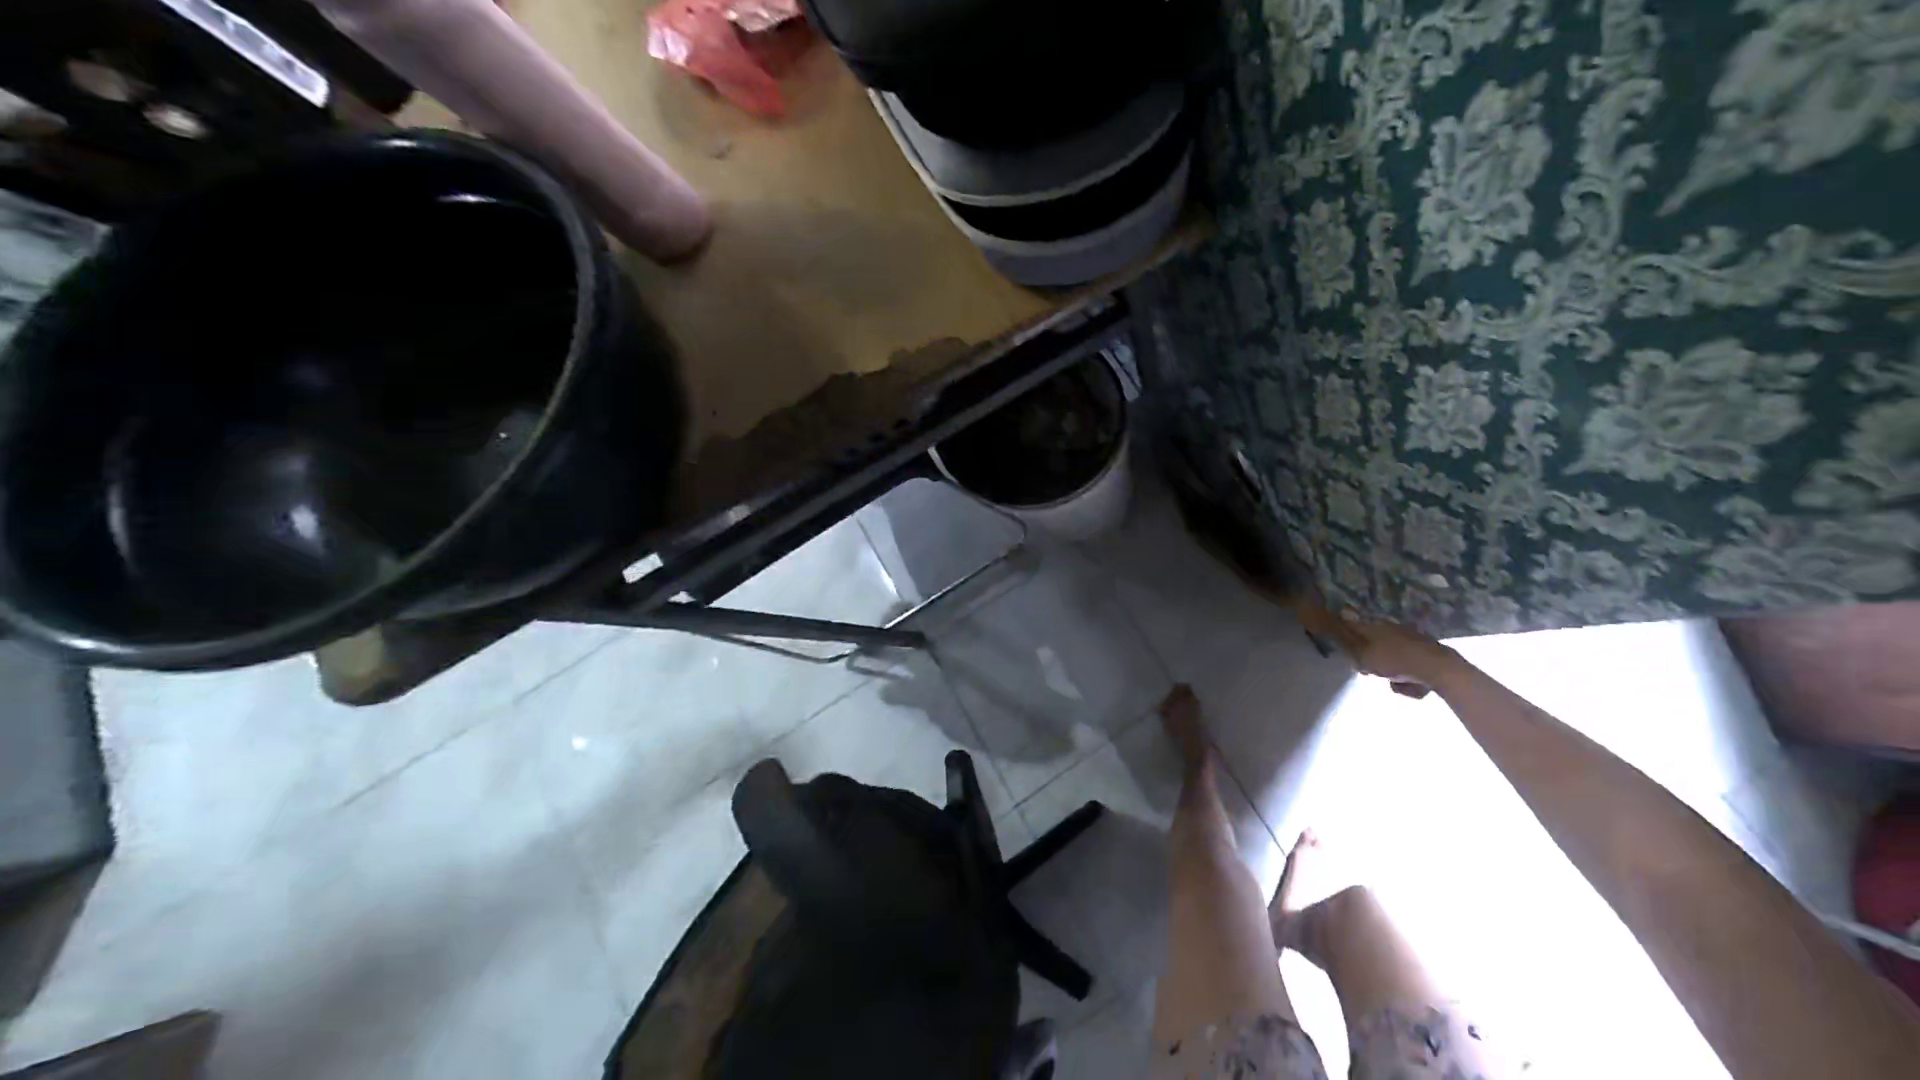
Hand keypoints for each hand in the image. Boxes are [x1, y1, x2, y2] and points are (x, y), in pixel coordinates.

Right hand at [1299, 605, 1458, 696]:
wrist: (1441, 669)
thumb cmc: (1396, 661)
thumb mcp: (1365, 656)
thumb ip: (1349, 647)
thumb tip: (1334, 630)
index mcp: (1375, 626)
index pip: (1350, 626)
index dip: (1341, 635)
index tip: (1340, 649)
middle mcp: (1391, 628)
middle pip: (1371, 643)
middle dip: (1368, 658)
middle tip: (1368, 671)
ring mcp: (1411, 639)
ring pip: (1389, 655)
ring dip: (1389, 668)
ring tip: (1394, 682)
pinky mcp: (1426, 652)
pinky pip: (1407, 664)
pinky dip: (1406, 674)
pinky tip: (1411, 684)